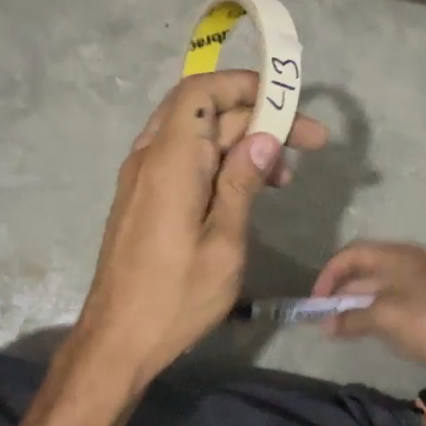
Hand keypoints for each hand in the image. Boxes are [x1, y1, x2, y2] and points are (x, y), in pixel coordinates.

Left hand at [72, 71, 328, 383]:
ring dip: (239, 144)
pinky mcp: (141, 200)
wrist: (117, 339)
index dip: (249, 86)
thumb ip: (241, 185)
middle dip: (257, 119)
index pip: (204, 90)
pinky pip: (181, 162)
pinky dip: (216, 164)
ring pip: (194, 136)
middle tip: (307, 149)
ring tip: (282, 178)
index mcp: (169, 161)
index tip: (291, 107)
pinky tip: (246, 190)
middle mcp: (149, 158)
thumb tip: (263, 138)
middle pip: (205, 112)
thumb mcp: (223, 245)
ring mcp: (141, 179)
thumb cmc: (175, 299)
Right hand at [312, 241, 425, 375]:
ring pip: (374, 287)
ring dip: (353, 305)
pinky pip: (387, 300)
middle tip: (323, 317)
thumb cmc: (425, 323)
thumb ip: (351, 319)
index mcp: (396, 256)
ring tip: (337, 327)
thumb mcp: (383, 319)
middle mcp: (405, 262)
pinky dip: (370, 311)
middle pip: (362, 270)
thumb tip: (325, 325)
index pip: (351, 254)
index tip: (316, 301)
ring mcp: (416, 281)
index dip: (328, 274)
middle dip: (339, 292)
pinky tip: (361, 329)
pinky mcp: (423, 301)